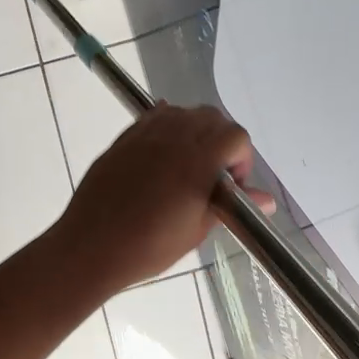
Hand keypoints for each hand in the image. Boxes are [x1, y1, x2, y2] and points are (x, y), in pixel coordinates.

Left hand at [49, 104, 273, 293]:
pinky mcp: (121, 140)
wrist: (91, 247)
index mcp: (197, 159)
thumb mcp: (196, 230)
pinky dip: (165, 127)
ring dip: (193, 130)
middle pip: (211, 117)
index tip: (231, 185)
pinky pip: (152, 118)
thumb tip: (266, 198)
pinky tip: (162, 152)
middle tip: (212, 174)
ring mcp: (143, 135)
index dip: (241, 159)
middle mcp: (173, 138)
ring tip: (186, 164)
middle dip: (220, 140)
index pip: (235, 136)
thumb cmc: (148, 246)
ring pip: (181, 112)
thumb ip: (230, 204)